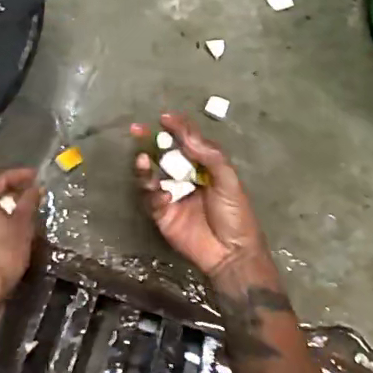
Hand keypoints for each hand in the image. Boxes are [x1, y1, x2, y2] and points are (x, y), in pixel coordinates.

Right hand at [134, 113, 270, 281]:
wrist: (232, 254)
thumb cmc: (236, 214)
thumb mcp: (228, 180)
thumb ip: (210, 155)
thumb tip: (186, 134)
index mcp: (202, 166)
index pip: (185, 142)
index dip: (176, 129)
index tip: (164, 117)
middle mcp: (184, 177)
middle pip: (162, 155)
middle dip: (149, 142)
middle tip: (137, 130)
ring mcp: (171, 195)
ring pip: (151, 175)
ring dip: (144, 166)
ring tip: (141, 159)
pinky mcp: (162, 214)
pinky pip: (151, 200)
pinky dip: (154, 194)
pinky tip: (164, 195)